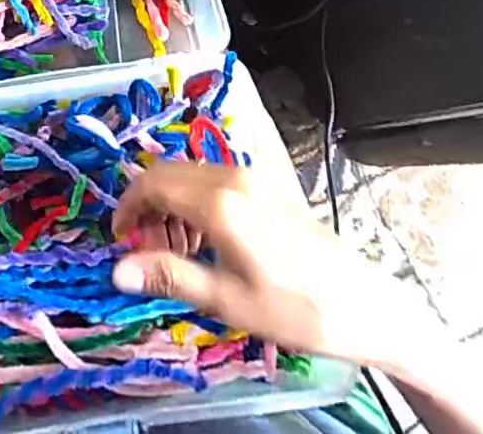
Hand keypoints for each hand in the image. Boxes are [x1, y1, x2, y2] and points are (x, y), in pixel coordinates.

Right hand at [111, 162, 443, 370]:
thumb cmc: (296, 309)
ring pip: (186, 175)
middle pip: (166, 174)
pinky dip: (192, 204)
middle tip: (149, 254)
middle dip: (147, 209)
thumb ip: (168, 276)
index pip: (151, 183)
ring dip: (169, 207)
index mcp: (219, 201)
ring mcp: (250, 177)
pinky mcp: (262, 185)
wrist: (365, 305)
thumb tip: (117, 270)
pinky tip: (203, 242)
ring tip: (178, 254)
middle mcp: (231, 176)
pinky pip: (210, 181)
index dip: (127, 207)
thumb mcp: (227, 301)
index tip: (118, 238)